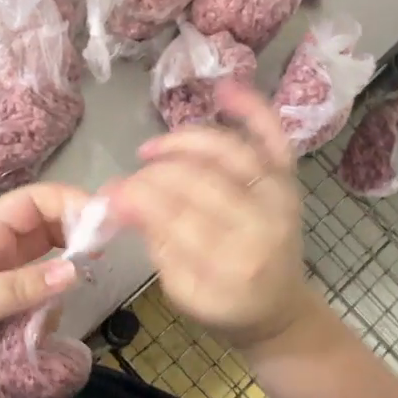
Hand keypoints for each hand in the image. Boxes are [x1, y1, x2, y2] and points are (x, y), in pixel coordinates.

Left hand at [0, 183, 87, 397]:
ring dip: (62, 281)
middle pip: (46, 232)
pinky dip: (48, 311)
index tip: (104, 223)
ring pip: (45, 271)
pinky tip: (50, 328)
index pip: (34, 202)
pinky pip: (34, 306)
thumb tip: (76, 270)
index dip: (70, 202)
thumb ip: (21, 288)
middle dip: (75, 239)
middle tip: (102, 260)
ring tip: (73, 298)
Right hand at [113, 81, 319, 349]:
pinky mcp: (289, 181)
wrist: (277, 309)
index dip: (138, 197)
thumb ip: (156, 242)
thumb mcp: (181, 291)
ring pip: (229, 152)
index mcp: (233, 263)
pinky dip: (252, 110)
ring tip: (152, 149)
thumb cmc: (224, 307)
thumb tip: (118, 199)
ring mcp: (280, 197)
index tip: (108, 192)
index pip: (177, 217)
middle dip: (153, 173)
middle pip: (200, 180)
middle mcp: (262, 224)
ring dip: (185, 142)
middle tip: (126, 179)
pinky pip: (273, 138)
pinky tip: (225, 88)